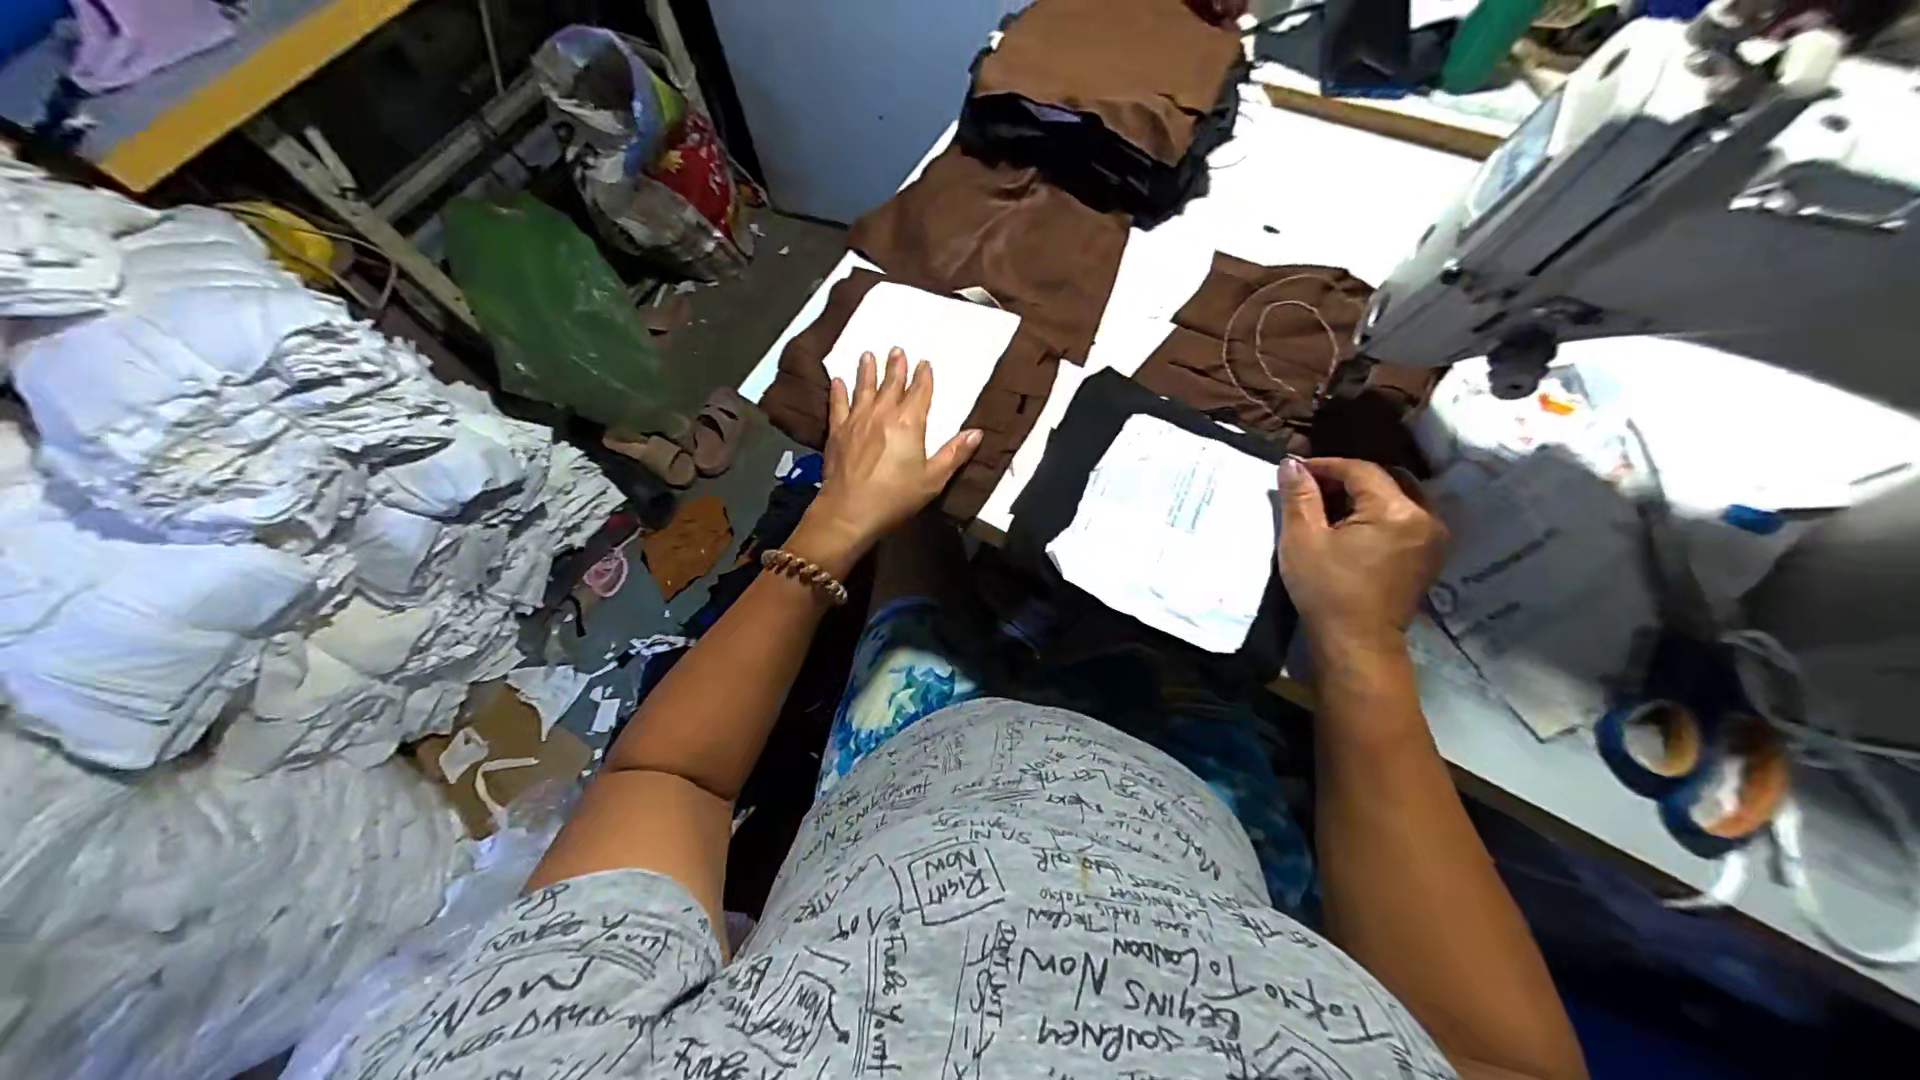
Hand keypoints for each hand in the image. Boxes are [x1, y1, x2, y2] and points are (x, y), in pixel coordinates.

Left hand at [788, 348, 981, 575]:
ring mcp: (857, 420)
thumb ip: (955, 454)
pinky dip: (838, 391)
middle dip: (896, 367)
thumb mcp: (933, 479)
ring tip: (868, 355)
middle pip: (891, 384)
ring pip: (863, 388)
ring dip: (867, 371)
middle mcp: (882, 414)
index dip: (923, 377)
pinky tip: (837, 381)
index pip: (919, 392)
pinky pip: (838, 405)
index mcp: (909, 423)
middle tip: (897, 350)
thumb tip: (977, 432)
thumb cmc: (895, 497)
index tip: (924, 364)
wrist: (850, 511)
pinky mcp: (837, 432)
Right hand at [1276, 457, 1446, 656]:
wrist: (1356, 641)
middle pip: (1386, 478)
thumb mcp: (1302, 539)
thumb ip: (1299, 496)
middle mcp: (1426, 517)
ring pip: (1399, 495)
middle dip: (1347, 477)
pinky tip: (1353, 524)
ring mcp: (1434, 536)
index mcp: (1396, 511)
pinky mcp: (1430, 553)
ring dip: (1366, 493)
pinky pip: (1407, 515)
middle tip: (1313, 487)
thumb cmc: (1325, 590)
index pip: (1360, 470)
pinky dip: (1381, 511)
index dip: (1326, 465)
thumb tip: (1291, 463)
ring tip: (1331, 505)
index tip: (1297, 470)